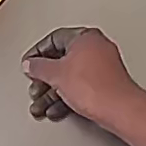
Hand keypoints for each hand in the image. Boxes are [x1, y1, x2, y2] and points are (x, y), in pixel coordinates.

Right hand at [22, 27, 141, 122]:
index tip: (29, 64)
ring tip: (43, 103)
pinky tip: (58, 107)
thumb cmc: (95, 86)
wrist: (117, 108)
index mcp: (85, 36)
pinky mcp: (106, 83)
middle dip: (45, 77)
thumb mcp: (55, 74)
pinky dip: (67, 96)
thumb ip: (38, 67)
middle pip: (62, 59)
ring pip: (70, 76)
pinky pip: (81, 86)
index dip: (36, 53)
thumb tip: (30, 64)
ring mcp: (103, 66)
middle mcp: (96, 47)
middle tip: (36, 85)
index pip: (53, 39)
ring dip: (53, 91)